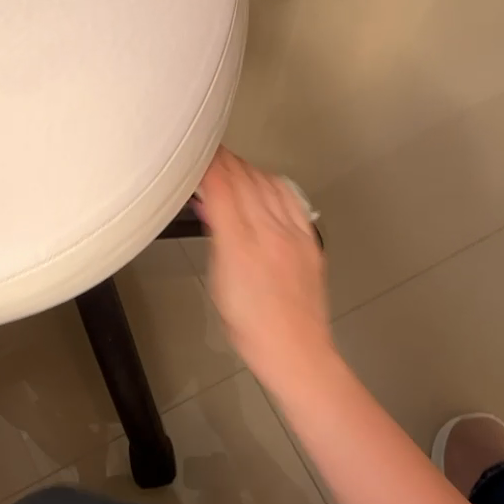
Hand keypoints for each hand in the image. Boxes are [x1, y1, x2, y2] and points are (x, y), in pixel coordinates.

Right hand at [196, 148, 336, 389]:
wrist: (295, 349)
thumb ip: (217, 239)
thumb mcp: (219, 282)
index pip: (222, 187)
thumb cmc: (250, 328)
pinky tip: (264, 184)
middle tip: (207, 154)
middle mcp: (269, 232)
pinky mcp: (309, 240)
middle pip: (245, 179)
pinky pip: (291, 198)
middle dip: (224, 161)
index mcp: (240, 244)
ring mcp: (293, 234)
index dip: (206, 165)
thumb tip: (211, 209)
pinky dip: (273, 184)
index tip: (194, 155)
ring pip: (268, 184)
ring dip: (247, 169)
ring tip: (231, 166)